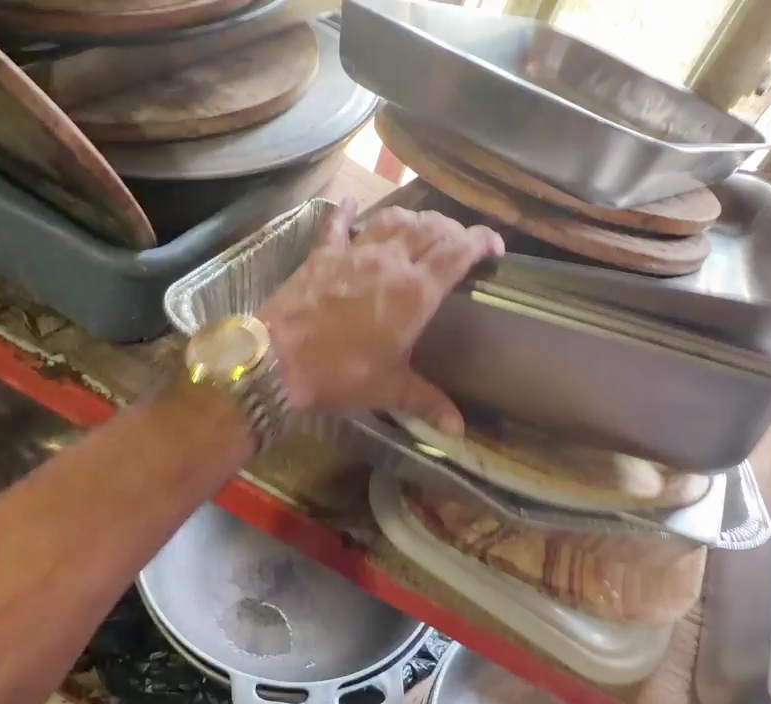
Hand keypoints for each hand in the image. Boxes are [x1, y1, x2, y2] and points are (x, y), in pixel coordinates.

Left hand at [257, 199, 503, 435]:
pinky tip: (353, 205)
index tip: (494, 248)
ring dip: (414, 219)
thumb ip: (426, 402)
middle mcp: (390, 261)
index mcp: (415, 292)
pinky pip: (338, 224)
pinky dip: (348, 213)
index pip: (459, 250)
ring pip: (393, 218)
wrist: (277, 362)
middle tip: (460, 245)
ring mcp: (353, 253)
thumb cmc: (340, 375)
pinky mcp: (322, 255)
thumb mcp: (388, 390)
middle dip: (453, 230)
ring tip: (422, 230)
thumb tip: (458, 431)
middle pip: (432, 228)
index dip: (482, 241)